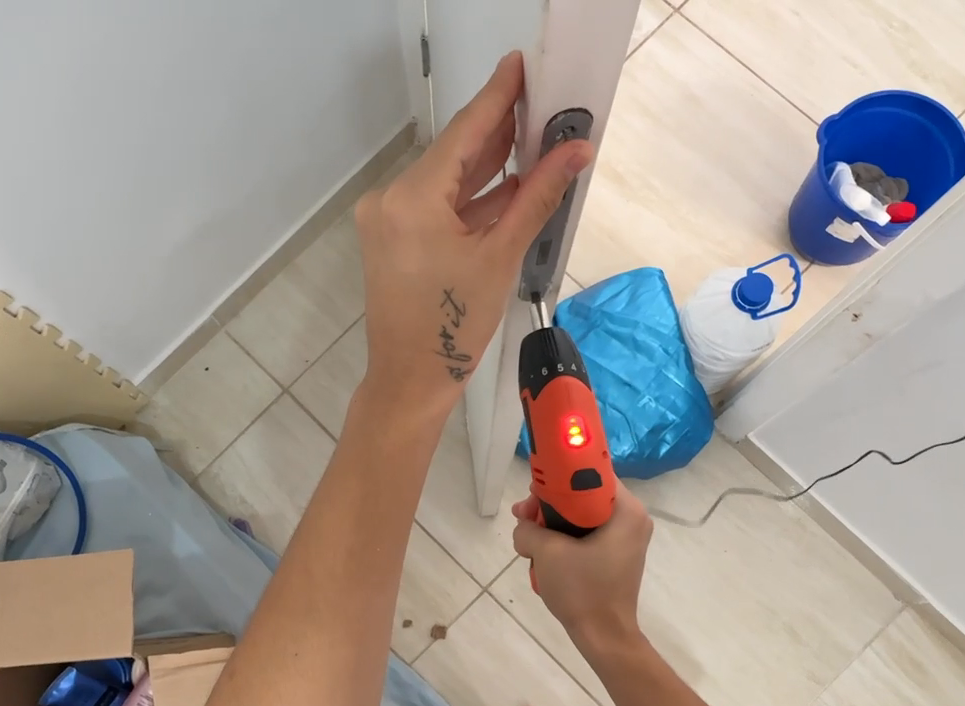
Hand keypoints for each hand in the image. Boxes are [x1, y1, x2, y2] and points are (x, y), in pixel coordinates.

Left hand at [353, 51, 593, 419]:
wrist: (411, 381)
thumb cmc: (454, 328)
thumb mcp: (501, 258)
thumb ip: (538, 196)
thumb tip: (577, 150)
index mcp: (412, 198)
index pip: (464, 132)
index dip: (497, 97)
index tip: (521, 65)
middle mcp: (390, 199)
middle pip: (453, 154)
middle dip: (498, 133)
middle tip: (540, 105)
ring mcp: (387, 220)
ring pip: (446, 182)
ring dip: (488, 168)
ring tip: (533, 140)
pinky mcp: (391, 239)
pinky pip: (436, 207)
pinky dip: (469, 200)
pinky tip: (507, 185)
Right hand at [511, 492, 652, 652]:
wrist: (603, 636)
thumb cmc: (582, 590)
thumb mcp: (547, 553)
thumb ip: (528, 529)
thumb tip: (523, 527)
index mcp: (626, 511)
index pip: (591, 474)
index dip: (559, 478)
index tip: (534, 492)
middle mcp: (632, 519)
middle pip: (584, 496)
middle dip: (550, 505)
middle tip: (523, 516)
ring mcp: (625, 539)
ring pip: (582, 517)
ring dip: (552, 525)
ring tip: (528, 541)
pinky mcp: (616, 556)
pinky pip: (586, 535)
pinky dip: (564, 539)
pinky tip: (544, 554)